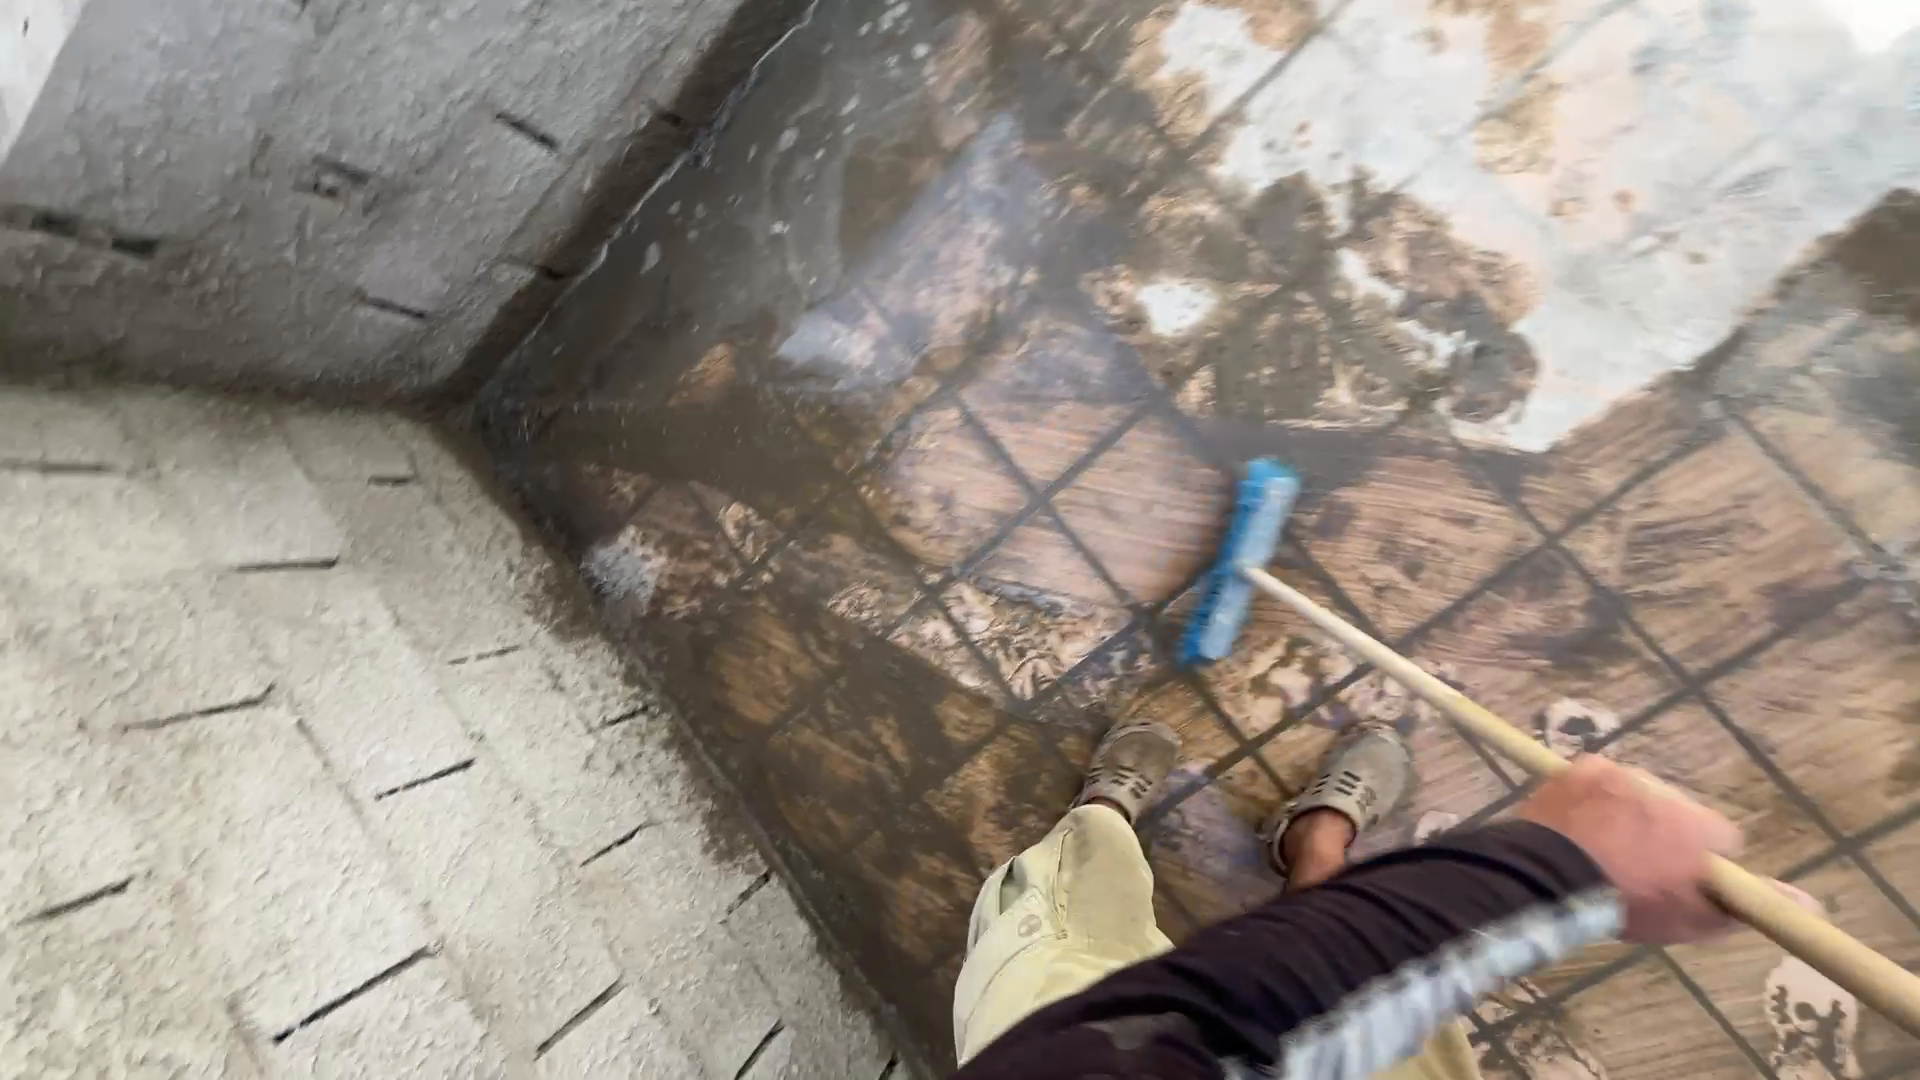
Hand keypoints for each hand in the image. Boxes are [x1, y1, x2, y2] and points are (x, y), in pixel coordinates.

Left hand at [1518, 756, 1758, 943]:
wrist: (1547, 871)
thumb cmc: (1625, 899)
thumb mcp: (1696, 916)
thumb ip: (1752, 905)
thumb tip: (1808, 900)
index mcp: (1699, 824)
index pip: (1722, 836)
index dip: (1702, 858)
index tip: (1678, 874)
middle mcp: (1662, 790)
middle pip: (1676, 809)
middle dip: (1662, 828)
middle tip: (1633, 858)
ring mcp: (1615, 774)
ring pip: (1636, 792)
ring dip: (1626, 809)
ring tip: (1601, 840)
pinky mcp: (1577, 767)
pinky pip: (1596, 778)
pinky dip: (1592, 793)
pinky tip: (1580, 818)